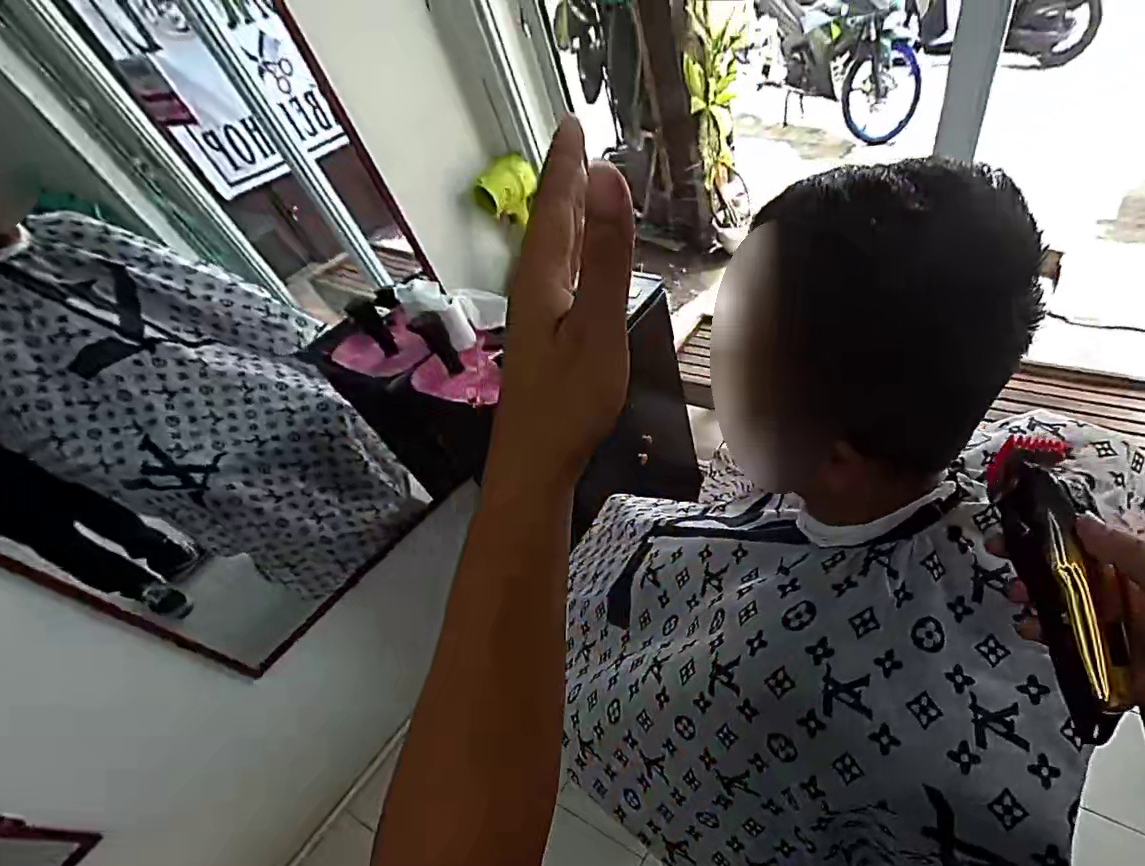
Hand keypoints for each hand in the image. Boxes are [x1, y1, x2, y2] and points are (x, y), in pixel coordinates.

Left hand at [493, 116, 634, 489]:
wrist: (537, 460)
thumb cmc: (571, 401)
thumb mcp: (599, 327)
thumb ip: (609, 259)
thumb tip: (610, 179)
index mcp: (545, 278)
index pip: (558, 207)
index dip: (568, 166)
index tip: (575, 125)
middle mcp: (534, 290)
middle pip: (550, 225)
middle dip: (564, 184)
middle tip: (575, 147)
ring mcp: (536, 318)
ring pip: (552, 252)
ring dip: (566, 218)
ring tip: (579, 192)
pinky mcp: (543, 342)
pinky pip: (557, 279)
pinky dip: (570, 256)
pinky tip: (575, 266)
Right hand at [998, 516, 1144, 719]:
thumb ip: (1129, 554)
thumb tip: (1082, 523)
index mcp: (1128, 568)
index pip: (1084, 541)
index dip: (1052, 531)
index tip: (1023, 523)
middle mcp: (1106, 590)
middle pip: (1058, 567)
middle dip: (1028, 557)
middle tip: (998, 549)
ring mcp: (1091, 619)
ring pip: (1049, 597)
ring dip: (1028, 591)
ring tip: (1017, 593)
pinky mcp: (1080, 647)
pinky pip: (1051, 631)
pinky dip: (1036, 627)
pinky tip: (1029, 626)